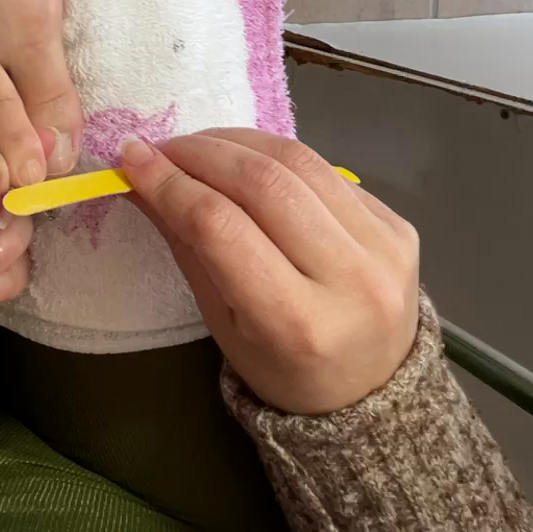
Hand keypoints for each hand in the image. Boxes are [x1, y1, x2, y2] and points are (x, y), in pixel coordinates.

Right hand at [120, 128, 420, 415]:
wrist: (371, 390)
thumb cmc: (278, 363)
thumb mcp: (218, 316)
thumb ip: (182, 238)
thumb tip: (137, 172)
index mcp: (296, 323)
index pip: (221, 227)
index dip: (170, 183)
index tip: (132, 157)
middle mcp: (350, 281)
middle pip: (262, 183)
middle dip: (200, 153)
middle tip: (163, 147)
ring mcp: (384, 248)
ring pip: (296, 160)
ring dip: (235, 141)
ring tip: (200, 145)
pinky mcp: (400, 225)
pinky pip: (325, 168)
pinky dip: (275, 155)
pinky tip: (248, 162)